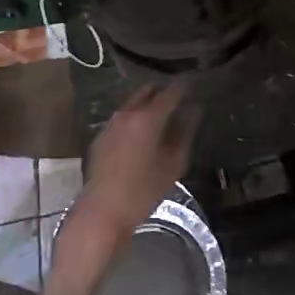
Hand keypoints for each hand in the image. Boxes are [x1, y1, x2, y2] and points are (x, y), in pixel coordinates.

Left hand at [68, 82, 197, 247]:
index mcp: (147, 118)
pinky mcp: (101, 137)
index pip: (170, 93)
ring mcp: (110, 124)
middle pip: (147, 92)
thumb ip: (185, 133)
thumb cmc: (144, 190)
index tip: (194, 84)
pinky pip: (122, 118)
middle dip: (163, 91)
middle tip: (179, 97)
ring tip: (163, 113)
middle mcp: (126, 114)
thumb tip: (194, 110)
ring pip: (132, 104)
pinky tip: (143, 132)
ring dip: (147, 104)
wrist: (103, 211)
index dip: (183, 87)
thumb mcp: (173, 164)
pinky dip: (135, 117)